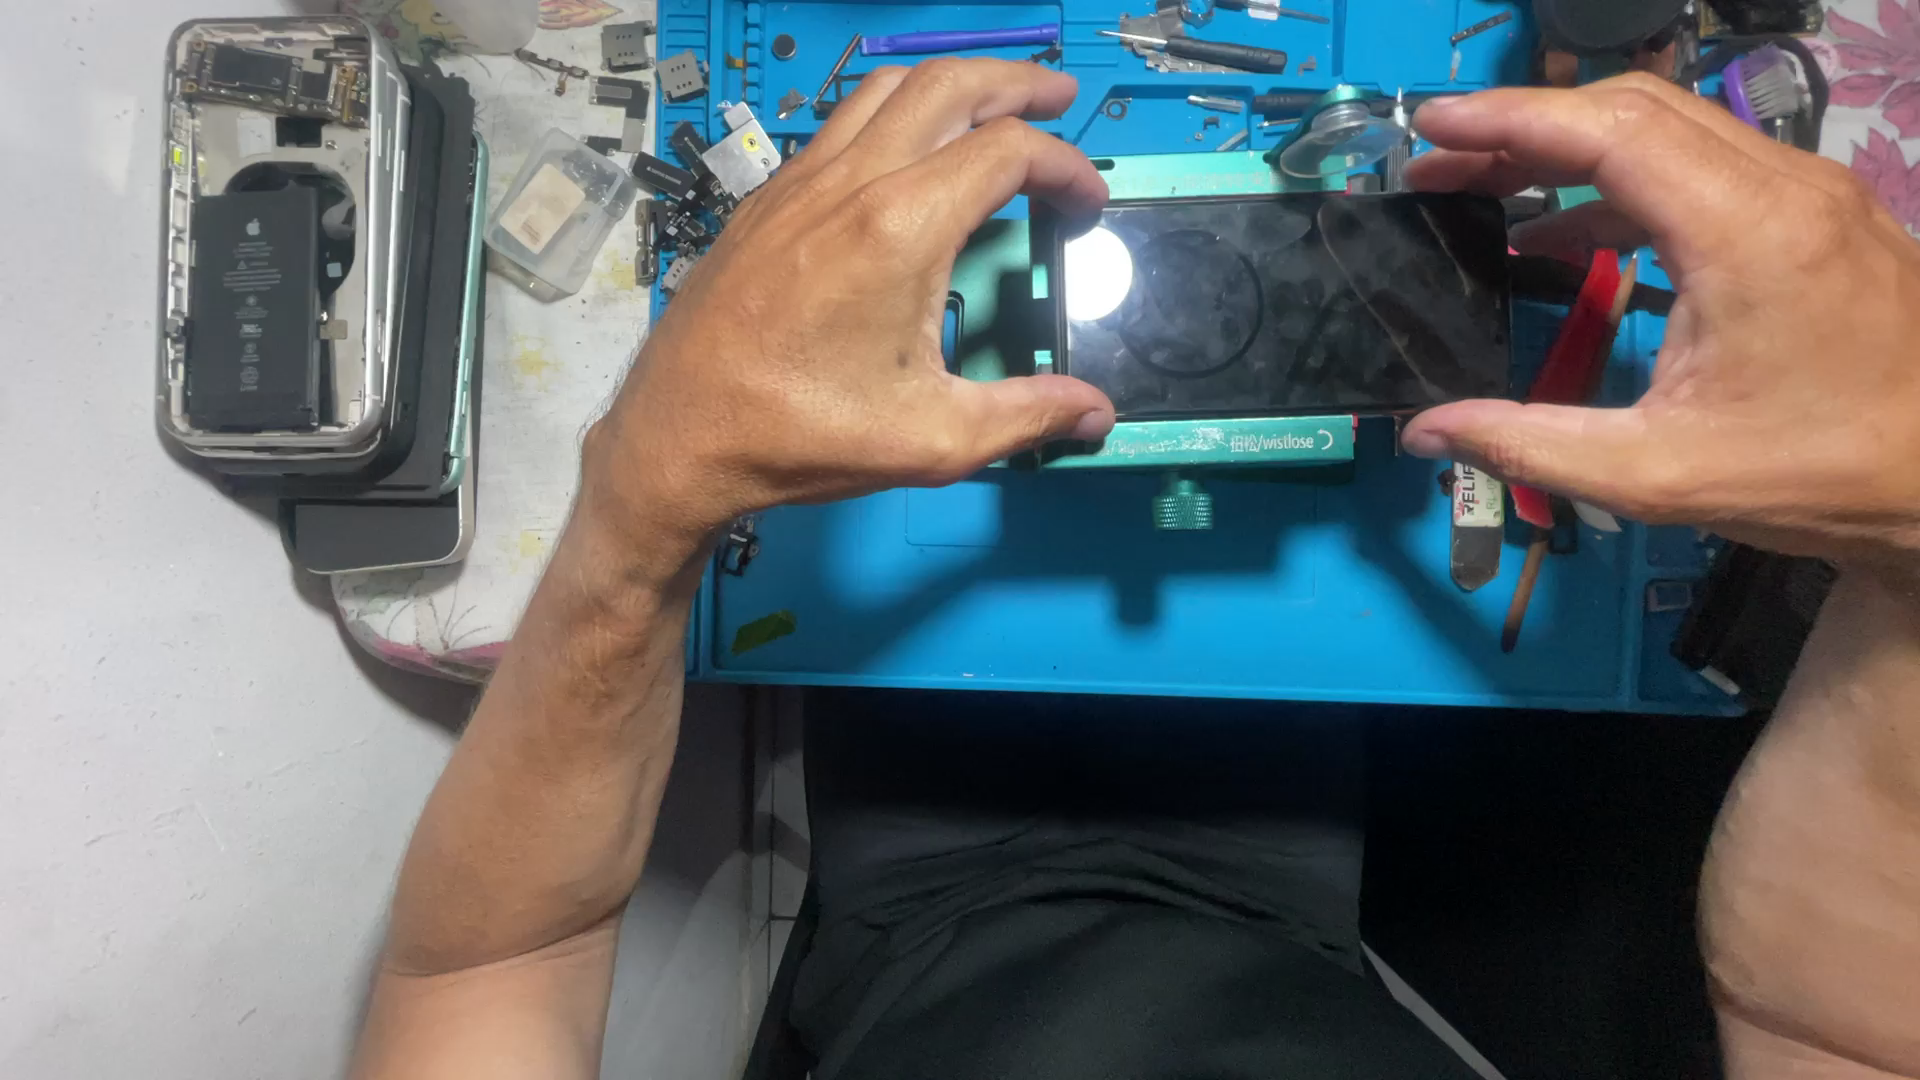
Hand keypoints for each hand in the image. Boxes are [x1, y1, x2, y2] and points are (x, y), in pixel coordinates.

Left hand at [580, 59, 1114, 566]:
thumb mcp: (934, 438)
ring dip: (950, 86)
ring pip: (886, 90)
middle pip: (948, 86)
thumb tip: (1096, 413)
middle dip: (1016, 84)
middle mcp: (851, 182)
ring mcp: (799, 183)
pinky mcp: (767, 202)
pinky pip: (839, 125)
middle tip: (1058, 97)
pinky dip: (891, 115)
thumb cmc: (804, 436)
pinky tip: (902, 156)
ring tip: (988, 108)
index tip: (1087, 204)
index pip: (1007, 151)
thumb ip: (1027, 417)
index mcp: (902, 228)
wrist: (682, 436)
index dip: (1066, 166)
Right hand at [1403, 74, 1919, 569]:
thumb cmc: (1809, 470)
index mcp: (1744, 234)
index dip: (1512, 120)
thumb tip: (1420, 429)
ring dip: (1554, 150)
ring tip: (1469, 186)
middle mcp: (1776, 192)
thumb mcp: (1645, 471)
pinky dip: (1594, 189)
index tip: (1433, 124)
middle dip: (1518, 127)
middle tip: (1431, 161)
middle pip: (1633, 114)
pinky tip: (1541, 236)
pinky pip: (1678, 176)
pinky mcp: (1788, 225)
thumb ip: (1520, 442)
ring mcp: (1790, 202)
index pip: (1614, 135)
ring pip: (1657, 135)